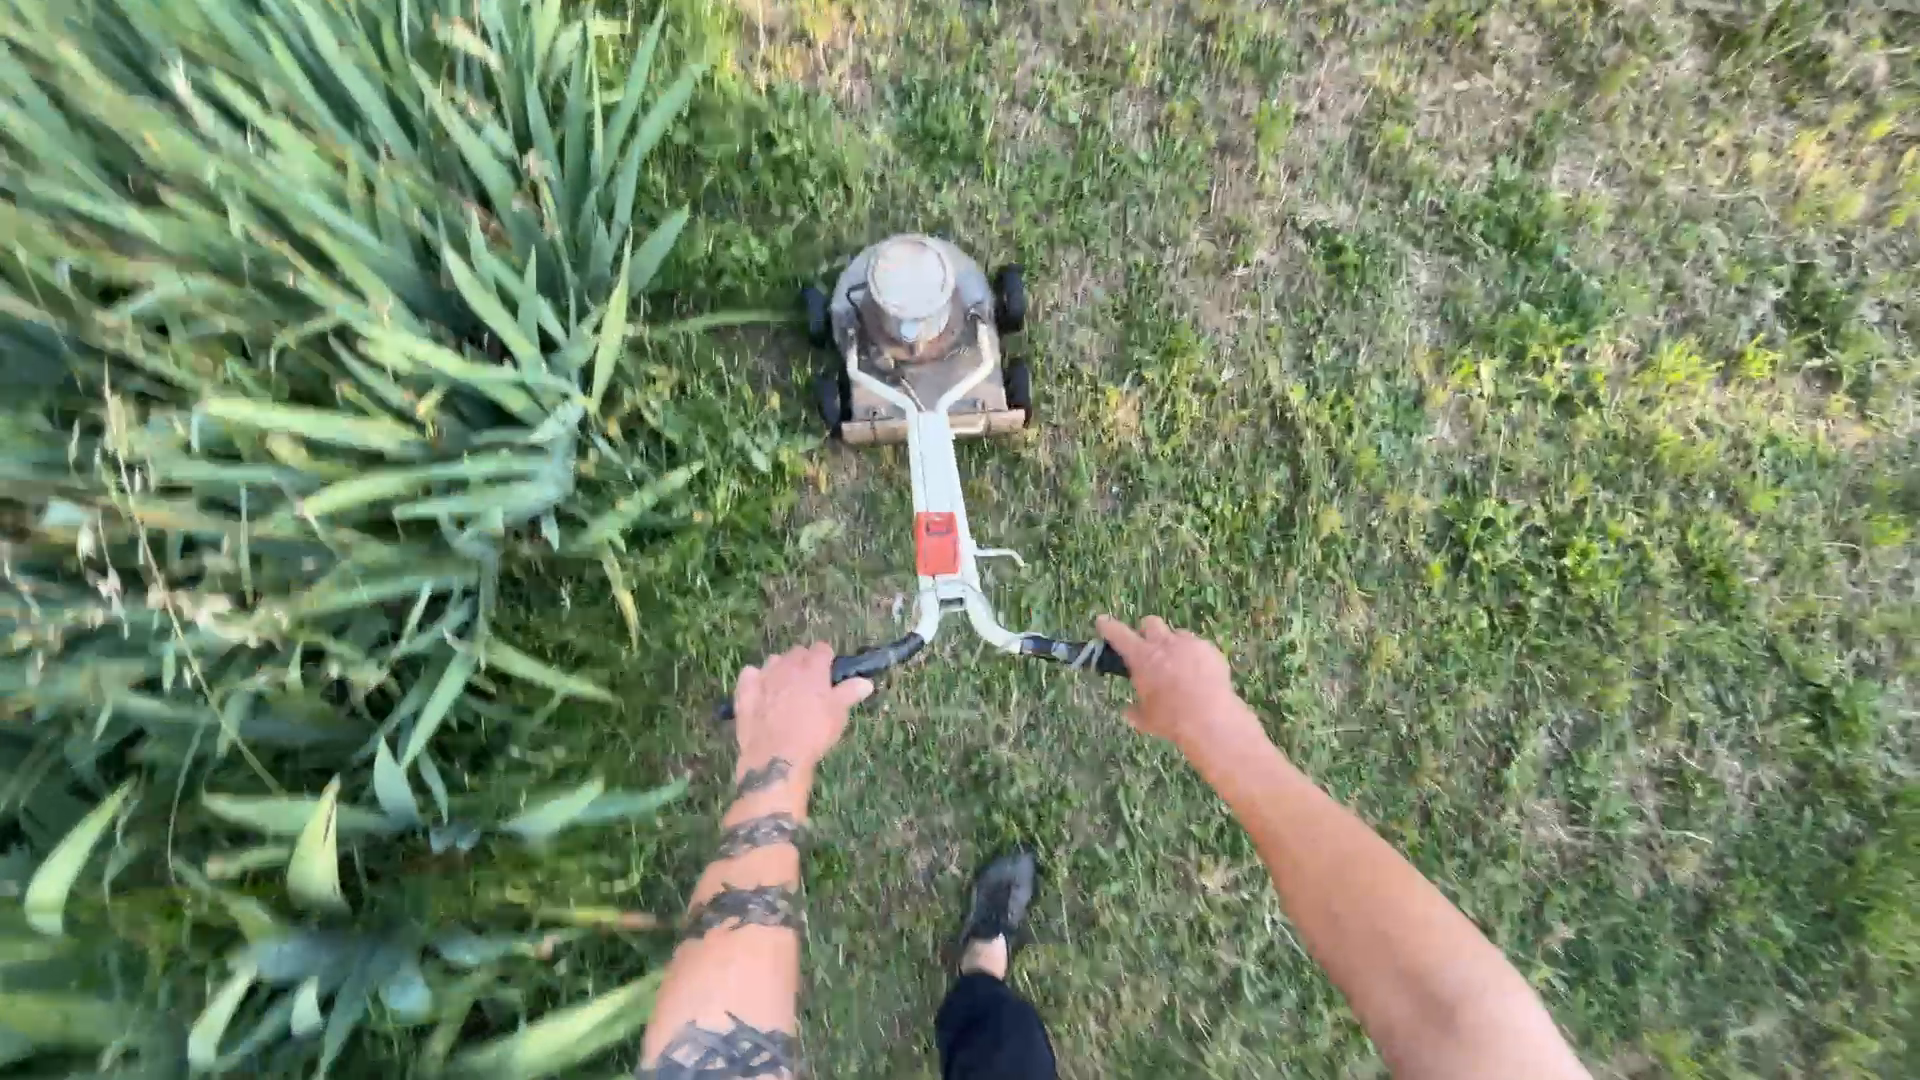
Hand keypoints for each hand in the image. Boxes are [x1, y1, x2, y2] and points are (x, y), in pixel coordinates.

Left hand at [731, 643, 872, 782]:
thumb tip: (866, 682)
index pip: (822, 649)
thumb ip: (850, 693)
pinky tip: (760, 692)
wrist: (776, 756)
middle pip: (797, 652)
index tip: (829, 671)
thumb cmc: (814, 733)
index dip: (826, 658)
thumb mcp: (838, 714)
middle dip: (804, 662)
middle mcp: (788, 666)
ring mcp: (764, 676)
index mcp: (813, 668)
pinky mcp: (745, 691)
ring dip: (780, 669)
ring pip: (774, 661)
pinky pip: (749, 674)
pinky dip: (755, 679)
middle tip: (810, 683)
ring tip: (785, 688)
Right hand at [1096, 615, 1259, 752]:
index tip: (1102, 621)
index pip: (1118, 634)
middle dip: (1147, 632)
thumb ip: (1135, 711)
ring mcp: (1189, 644)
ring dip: (1173, 645)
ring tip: (1180, 666)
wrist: (1211, 719)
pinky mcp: (1211, 650)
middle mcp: (1164, 644)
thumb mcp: (1147, 719)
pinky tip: (1201, 675)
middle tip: (1149, 649)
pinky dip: (1195, 656)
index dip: (1108, 626)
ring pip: (1177, 634)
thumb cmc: (1171, 719)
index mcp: (1141, 657)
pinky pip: (1199, 646)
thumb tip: (1127, 712)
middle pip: (1150, 623)